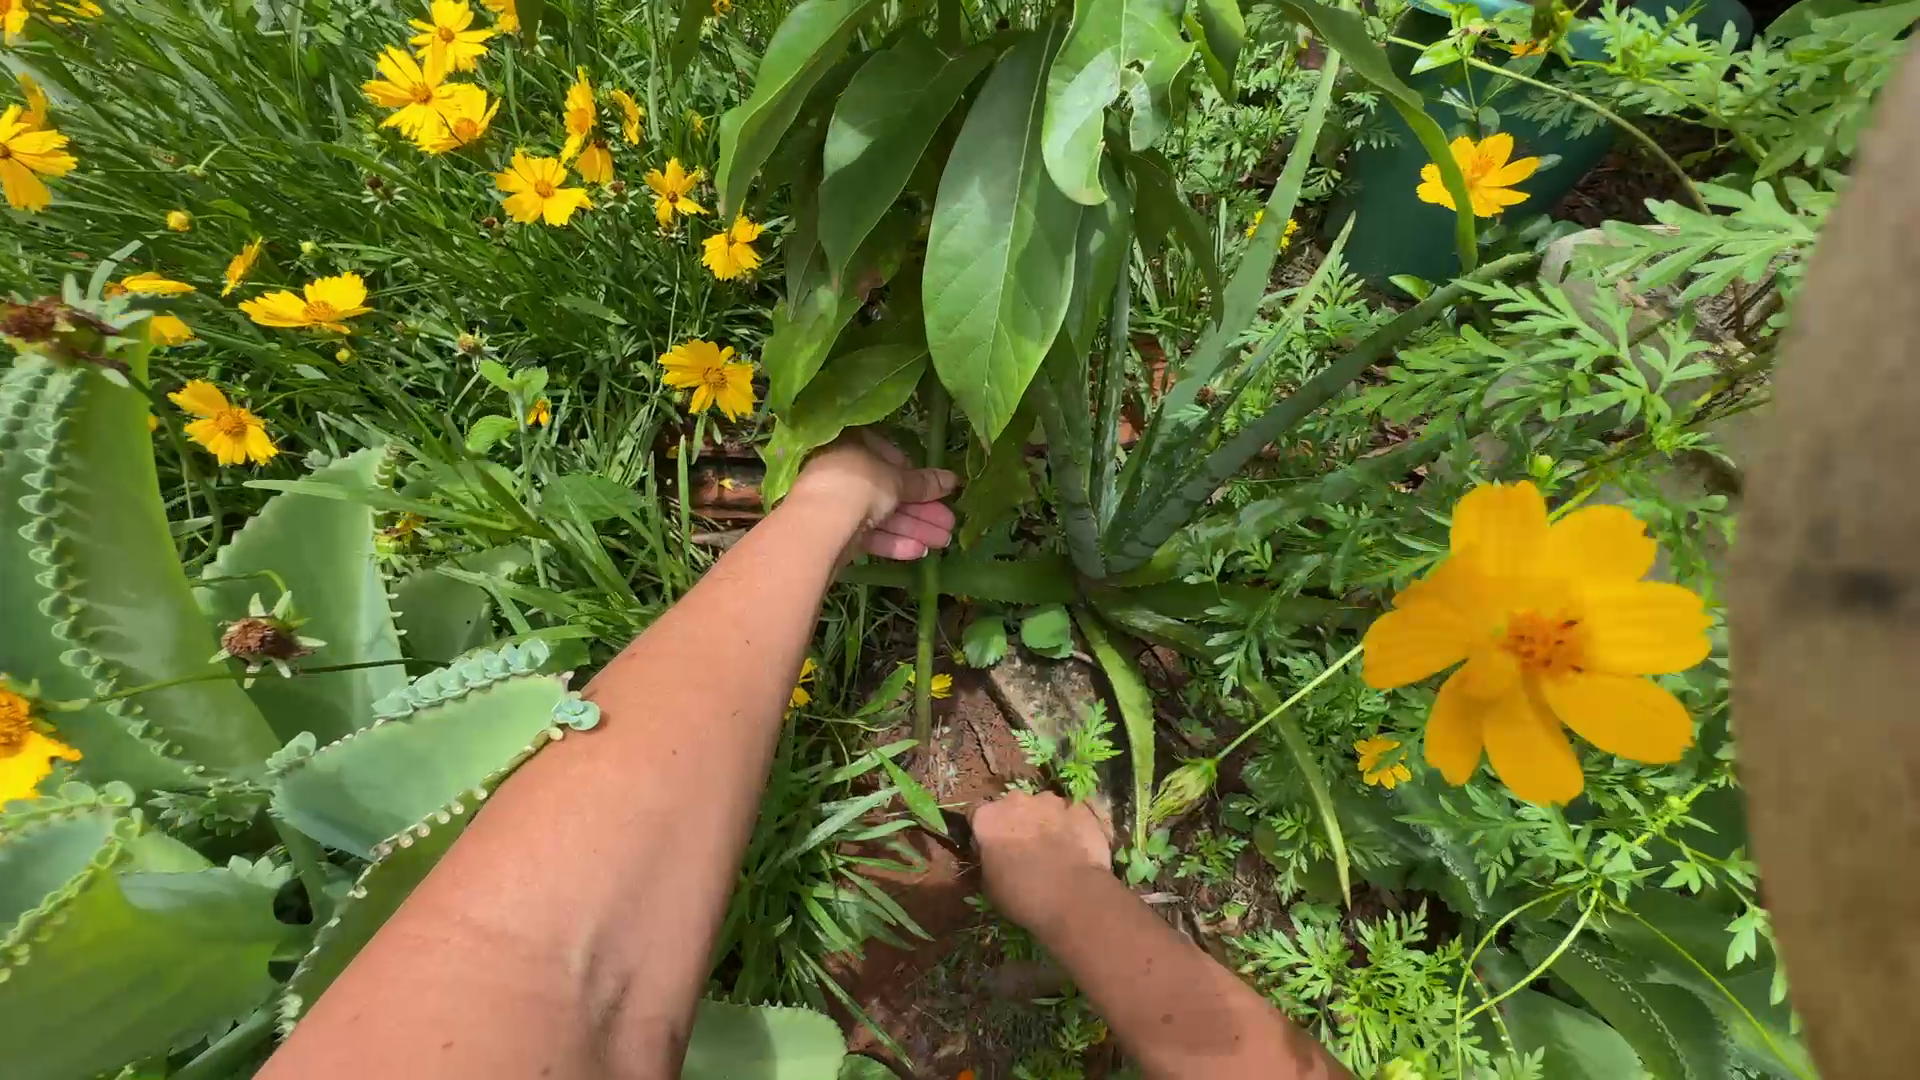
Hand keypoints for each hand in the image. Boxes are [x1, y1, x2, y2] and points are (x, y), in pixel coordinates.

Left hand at [788, 430, 959, 560]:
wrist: (819, 524)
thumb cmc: (860, 484)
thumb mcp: (898, 480)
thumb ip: (923, 483)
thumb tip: (952, 480)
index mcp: (853, 444)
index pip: (888, 455)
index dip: (913, 474)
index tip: (935, 489)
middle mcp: (843, 471)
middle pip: (889, 491)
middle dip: (922, 509)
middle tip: (948, 523)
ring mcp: (838, 503)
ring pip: (882, 516)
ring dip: (914, 528)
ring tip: (942, 542)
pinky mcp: (837, 533)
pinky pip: (869, 535)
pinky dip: (893, 542)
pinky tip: (918, 552)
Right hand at [970, 791, 1113, 931]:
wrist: (1072, 896)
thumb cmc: (1021, 895)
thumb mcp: (989, 885)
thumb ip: (988, 860)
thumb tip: (995, 857)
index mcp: (987, 817)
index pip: (976, 815)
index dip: (983, 833)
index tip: (989, 850)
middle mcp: (1015, 800)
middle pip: (1011, 806)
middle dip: (1014, 822)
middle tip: (1023, 850)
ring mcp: (1049, 801)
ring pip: (1042, 806)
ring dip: (1043, 821)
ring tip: (1053, 849)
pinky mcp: (1078, 808)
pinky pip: (1069, 813)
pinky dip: (1069, 825)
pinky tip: (1075, 846)